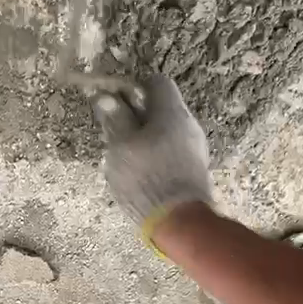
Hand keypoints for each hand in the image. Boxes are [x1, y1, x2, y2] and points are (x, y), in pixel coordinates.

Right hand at [95, 73, 212, 241]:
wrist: (179, 220)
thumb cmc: (146, 178)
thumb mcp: (121, 146)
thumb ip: (115, 119)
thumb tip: (107, 97)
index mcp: (172, 112)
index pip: (156, 82)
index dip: (134, 87)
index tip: (115, 102)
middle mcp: (189, 125)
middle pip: (162, 108)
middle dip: (137, 116)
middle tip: (115, 132)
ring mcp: (195, 149)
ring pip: (166, 131)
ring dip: (144, 137)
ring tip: (124, 156)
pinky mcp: (194, 169)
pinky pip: (171, 151)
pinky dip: (155, 154)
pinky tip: (140, 172)